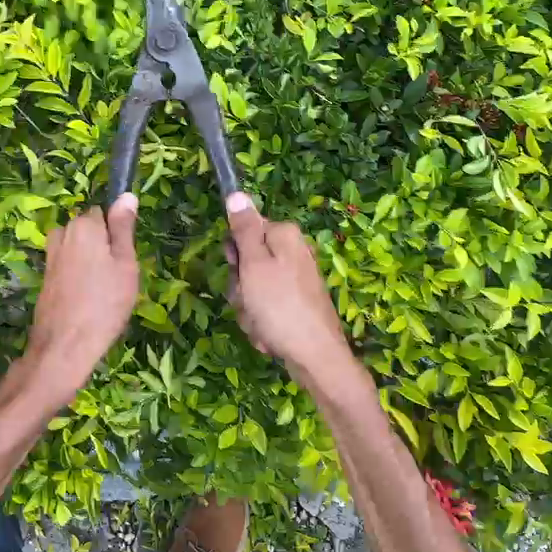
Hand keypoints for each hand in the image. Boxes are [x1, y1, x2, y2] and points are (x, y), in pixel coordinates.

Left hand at [25, 195, 139, 399]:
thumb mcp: (125, 264)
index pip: (103, 213)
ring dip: (89, 262)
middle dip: (101, 246)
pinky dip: (77, 276)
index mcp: (84, 225)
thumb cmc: (104, 303)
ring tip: (103, 291)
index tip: (123, 258)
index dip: (116, 233)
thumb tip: (126, 195)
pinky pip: (68, 265)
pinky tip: (87, 299)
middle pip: (89, 229)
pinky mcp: (45, 275)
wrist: (65, 345)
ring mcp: (50, 255)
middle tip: (116, 277)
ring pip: (78, 248)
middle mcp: (62, 232)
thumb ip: (124, 228)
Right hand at [225, 193, 356, 387]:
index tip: (238, 270)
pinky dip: (262, 323)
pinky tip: (269, 335)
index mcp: (284, 236)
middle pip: (247, 262)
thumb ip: (243, 230)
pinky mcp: (296, 305)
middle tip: (249, 300)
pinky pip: (266, 308)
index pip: (243, 232)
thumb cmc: (281, 307)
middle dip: (241, 287)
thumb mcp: (254, 265)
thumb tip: (236, 193)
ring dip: (249, 309)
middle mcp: (293, 253)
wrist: (316, 358)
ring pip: (253, 289)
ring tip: (260, 323)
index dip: (235, 254)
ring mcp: (296, 281)